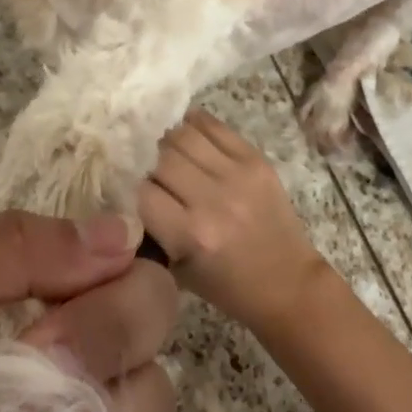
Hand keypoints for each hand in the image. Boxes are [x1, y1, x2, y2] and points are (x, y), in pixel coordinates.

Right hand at [139, 109, 328, 331]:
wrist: (289, 284)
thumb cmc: (226, 286)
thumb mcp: (176, 268)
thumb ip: (149, 227)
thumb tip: (122, 186)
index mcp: (192, 235)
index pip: (140, 190)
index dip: (129, 186)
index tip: (126, 187)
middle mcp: (214, 200)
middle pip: (160, 156)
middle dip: (146, 161)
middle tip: (143, 167)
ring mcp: (238, 175)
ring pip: (182, 134)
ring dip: (166, 140)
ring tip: (164, 151)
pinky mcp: (256, 160)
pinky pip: (213, 125)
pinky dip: (192, 126)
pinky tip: (186, 136)